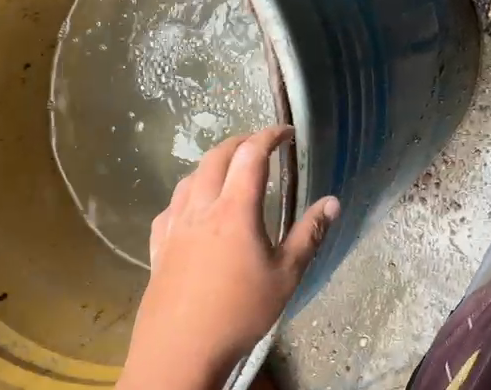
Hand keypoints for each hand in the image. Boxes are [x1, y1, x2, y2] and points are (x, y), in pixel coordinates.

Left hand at [119, 126, 340, 389]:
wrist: (177, 358)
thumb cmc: (238, 314)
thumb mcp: (285, 276)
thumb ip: (309, 234)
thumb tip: (332, 202)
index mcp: (234, 210)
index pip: (251, 155)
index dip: (270, 136)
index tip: (287, 132)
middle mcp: (201, 210)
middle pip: (216, 158)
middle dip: (240, 142)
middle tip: (262, 144)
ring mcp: (174, 230)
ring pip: (189, 178)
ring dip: (212, 164)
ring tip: (230, 169)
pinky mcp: (157, 251)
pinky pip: (170, 208)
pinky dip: (186, 193)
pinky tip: (193, 207)